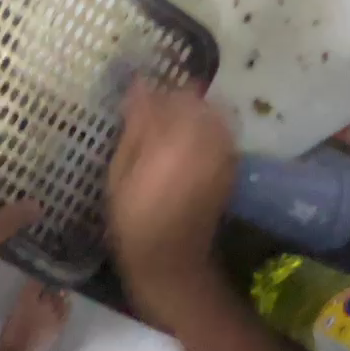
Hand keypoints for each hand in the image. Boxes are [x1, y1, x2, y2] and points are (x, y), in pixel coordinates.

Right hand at [107, 82, 235, 320]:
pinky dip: (205, 130)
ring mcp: (221, 152)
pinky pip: (221, 133)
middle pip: (192, 99)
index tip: (131, 100)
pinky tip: (186, 146)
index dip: (146, 94)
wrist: (171, 262)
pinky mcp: (230, 166)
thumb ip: (134, 128)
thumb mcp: (119, 175)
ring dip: (190, 114)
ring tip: (169, 131)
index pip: (162, 96)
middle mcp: (203, 139)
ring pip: (211, 112)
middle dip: (171, 101)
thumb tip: (139, 87)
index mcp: (170, 139)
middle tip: (150, 116)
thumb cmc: (134, 222)